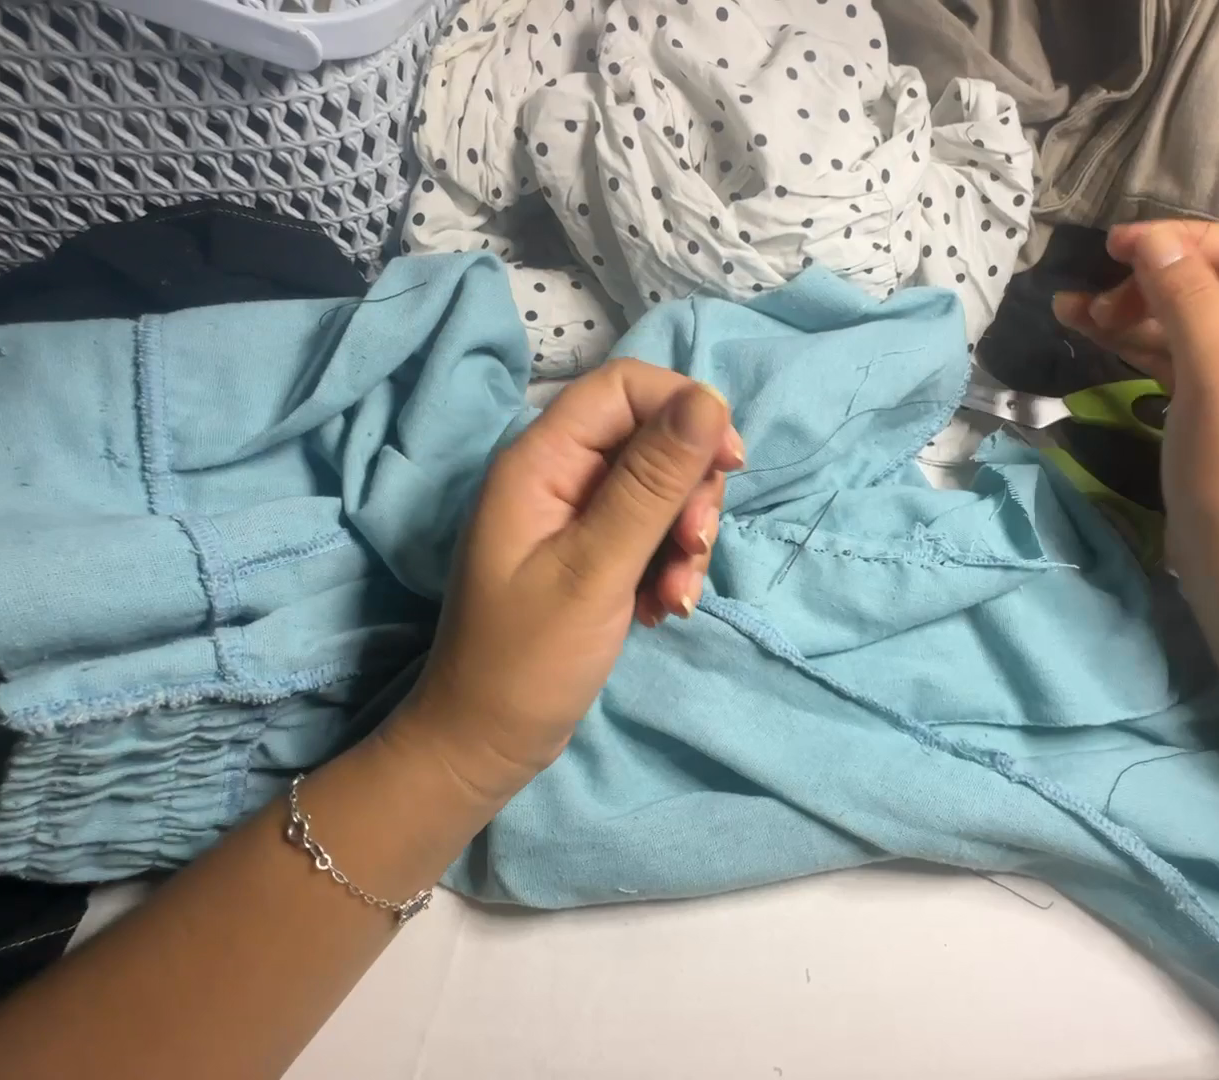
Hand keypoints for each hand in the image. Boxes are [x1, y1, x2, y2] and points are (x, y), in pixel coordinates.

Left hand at [381, 358, 744, 803]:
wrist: (487, 741)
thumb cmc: (528, 659)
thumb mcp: (596, 569)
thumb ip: (651, 483)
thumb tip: (708, 402)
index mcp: (541, 461)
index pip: (624, 388)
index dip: (685, 410)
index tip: (730, 464)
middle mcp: (559, 476)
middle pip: (651, 440)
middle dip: (689, 492)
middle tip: (695, 550)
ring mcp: (576, 517)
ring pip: (660, 491)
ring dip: (684, 539)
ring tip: (674, 597)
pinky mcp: (593, 554)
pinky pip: (651, 534)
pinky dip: (669, 566)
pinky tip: (662, 609)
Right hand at [1051, 222, 1218, 585]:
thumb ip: (1188, 300)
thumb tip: (1151, 240)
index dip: (1183, 242)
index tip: (1114, 244)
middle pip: (1217, 283)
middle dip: (1150, 283)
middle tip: (1092, 298)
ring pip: (1188, 318)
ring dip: (1130, 311)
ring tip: (1069, 309)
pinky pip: (1177, 352)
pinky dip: (1135, 341)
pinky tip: (1089, 329)